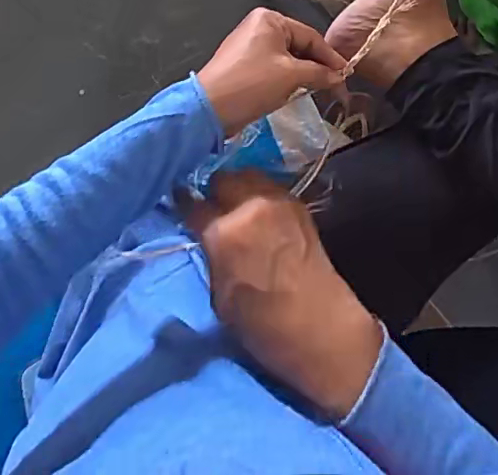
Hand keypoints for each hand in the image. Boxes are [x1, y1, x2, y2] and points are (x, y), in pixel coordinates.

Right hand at [183, 170, 382, 418]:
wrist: (316, 321)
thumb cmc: (260, 322)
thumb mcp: (219, 293)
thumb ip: (212, 254)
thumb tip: (208, 237)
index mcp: (224, 232)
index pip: (194, 205)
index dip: (185, 205)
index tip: (181, 204)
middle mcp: (250, 205)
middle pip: (223, 179)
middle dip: (214, 191)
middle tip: (213, 206)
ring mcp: (277, 199)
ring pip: (248, 175)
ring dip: (239, 187)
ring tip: (236, 204)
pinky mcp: (297, 202)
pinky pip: (270, 186)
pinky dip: (260, 193)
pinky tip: (258, 210)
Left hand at [198, 8, 347, 134]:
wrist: (208, 110)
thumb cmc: (252, 84)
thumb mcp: (291, 76)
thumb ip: (320, 73)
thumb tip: (339, 76)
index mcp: (270, 19)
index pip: (311, 36)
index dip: (330, 57)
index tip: (346, 74)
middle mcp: (258, 26)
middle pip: (299, 46)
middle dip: (316, 66)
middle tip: (335, 84)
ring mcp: (248, 45)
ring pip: (287, 58)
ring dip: (302, 74)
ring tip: (319, 89)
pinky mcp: (242, 64)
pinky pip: (273, 67)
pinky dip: (286, 79)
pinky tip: (296, 91)